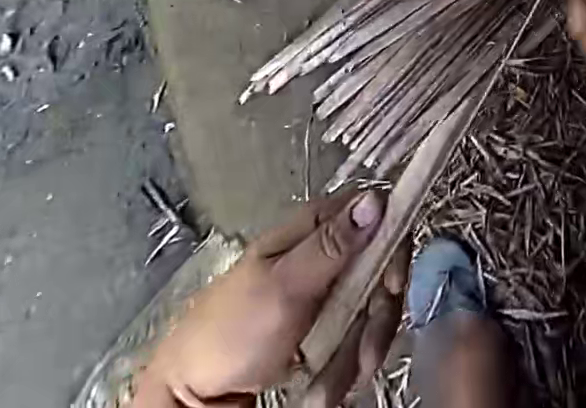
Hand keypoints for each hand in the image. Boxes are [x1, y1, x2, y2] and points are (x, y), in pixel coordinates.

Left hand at [134, 190, 406, 407]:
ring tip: (328, 393)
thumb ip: (332, 245)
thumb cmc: (233, 332)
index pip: (379, 214)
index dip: (393, 248)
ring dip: (358, 352)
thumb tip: (376, 198)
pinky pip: (357, 333)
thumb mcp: (284, 287)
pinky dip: (347, 364)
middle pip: (382, 267)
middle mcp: (329, 249)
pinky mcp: (326, 320)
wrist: (192, 395)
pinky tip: (326, 389)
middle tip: (366, 358)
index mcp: (317, 225)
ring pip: (372, 306)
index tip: (391, 288)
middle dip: (376, 318)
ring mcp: (327, 286)